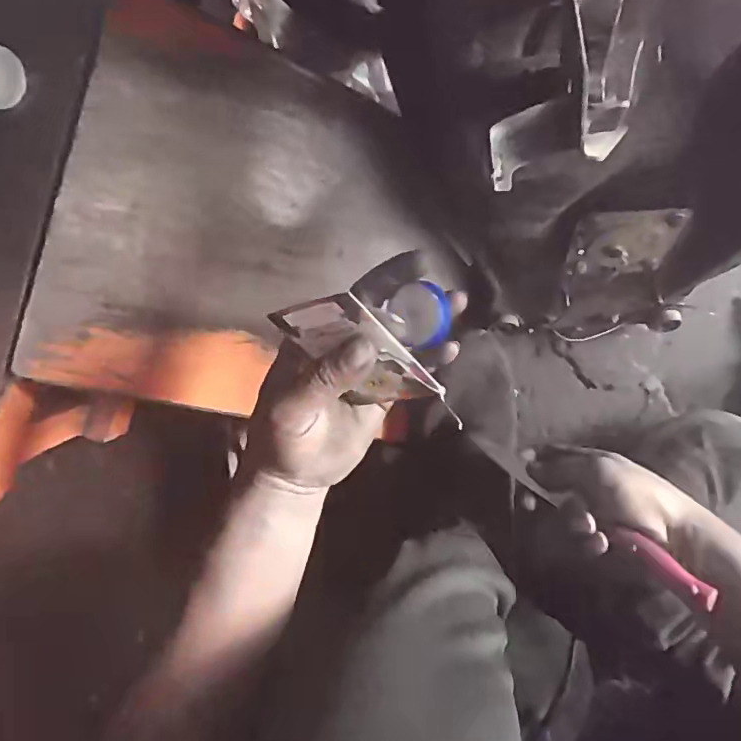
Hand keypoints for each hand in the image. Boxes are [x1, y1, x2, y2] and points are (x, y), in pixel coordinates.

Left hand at [241, 292, 467, 494]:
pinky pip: (410, 375)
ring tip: (461, 313)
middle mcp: (348, 346)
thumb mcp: (294, 405)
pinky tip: (451, 354)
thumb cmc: (280, 436)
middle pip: (389, 316)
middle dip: (421, 302)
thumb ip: (327, 374)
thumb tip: (367, 343)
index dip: (387, 280)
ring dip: (433, 329)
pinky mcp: (384, 395)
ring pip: (405, 343)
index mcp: (320, 337)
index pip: (356, 299)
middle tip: (452, 294)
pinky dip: (430, 364)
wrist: (293, 476)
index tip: (419, 264)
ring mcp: (369, 370)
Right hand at [526, 445, 709, 557]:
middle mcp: (591, 486)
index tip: (518, 469)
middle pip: (552, 490)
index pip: (556, 455)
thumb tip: (529, 462)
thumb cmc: (638, 494)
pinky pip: (579, 542)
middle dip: (545, 498)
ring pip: (563, 519)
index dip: (535, 460)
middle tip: (531, 505)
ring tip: (592, 528)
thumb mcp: (598, 471)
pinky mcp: (601, 542)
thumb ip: (562, 467)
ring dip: (573, 523)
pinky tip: (603, 543)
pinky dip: (589, 542)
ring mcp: (596, 515)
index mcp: (594, 461)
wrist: (675, 536)